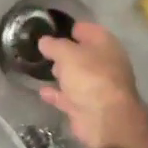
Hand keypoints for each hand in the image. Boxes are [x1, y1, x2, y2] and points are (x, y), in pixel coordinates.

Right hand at [38, 21, 147, 147]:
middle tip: (45, 50)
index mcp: (105, 45)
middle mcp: (103, 64)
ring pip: (76, 76)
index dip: (71, 28)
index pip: (89, 30)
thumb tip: (44, 41)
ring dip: (62, 73)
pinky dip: (56, 94)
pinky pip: (68, 96)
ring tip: (42, 68)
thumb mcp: (68, 54)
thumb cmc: (89, 78)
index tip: (52, 28)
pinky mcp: (86, 106)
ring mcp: (96, 87)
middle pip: (82, 54)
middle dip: (65, 52)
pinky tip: (42, 91)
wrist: (104, 119)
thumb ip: (54, 46)